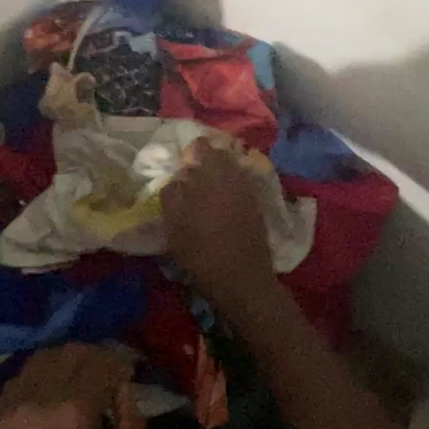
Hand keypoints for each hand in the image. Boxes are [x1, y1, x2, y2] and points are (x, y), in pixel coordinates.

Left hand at [0, 344, 145, 428]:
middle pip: (71, 352)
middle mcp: (41, 395)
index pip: (102, 362)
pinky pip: (20, 377)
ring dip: (65, 360)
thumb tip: (128, 392)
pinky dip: (39, 374)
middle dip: (94, 356)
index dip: (120, 362)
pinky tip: (49, 391)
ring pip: (42, 358)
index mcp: (75, 411)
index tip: (129, 371)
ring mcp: (14, 403)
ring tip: (79, 378)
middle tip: (108, 373)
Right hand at [162, 137, 278, 309]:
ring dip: (218, 175)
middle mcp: (235, 176)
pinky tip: (218, 205)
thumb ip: (171, 194)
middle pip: (220, 156)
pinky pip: (241, 187)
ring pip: (232, 171)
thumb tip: (176, 178)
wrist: (242, 282)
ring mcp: (249, 192)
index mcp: (213, 174)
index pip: (202, 146)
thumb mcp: (174, 224)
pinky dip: (229, 189)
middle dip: (205, 160)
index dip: (190, 150)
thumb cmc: (202, 252)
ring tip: (203, 191)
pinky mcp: (257, 208)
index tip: (180, 162)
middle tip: (190, 175)